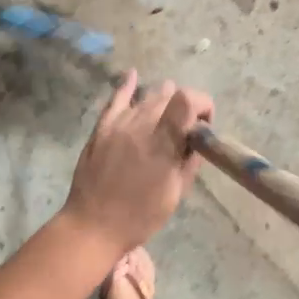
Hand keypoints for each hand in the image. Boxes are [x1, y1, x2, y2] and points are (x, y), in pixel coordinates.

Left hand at [60, 71, 213, 249]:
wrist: (93, 223)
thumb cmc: (139, 216)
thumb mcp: (175, 193)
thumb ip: (188, 162)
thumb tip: (196, 141)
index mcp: (163, 144)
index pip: (188, 100)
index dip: (203, 104)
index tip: (204, 124)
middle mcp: (140, 126)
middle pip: (167, 97)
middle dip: (184, 106)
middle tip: (186, 130)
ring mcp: (117, 125)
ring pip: (144, 98)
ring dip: (161, 99)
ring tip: (168, 111)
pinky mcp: (100, 129)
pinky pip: (115, 100)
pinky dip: (126, 85)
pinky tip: (133, 74)